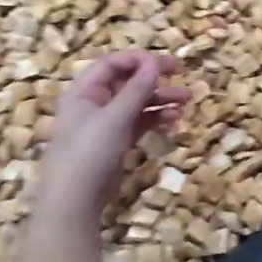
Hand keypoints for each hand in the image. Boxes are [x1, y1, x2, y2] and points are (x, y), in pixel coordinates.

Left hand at [36, 53, 188, 226]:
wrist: (75, 201)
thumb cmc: (89, 152)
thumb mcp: (115, 118)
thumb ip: (136, 89)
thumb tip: (154, 63)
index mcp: (83, 90)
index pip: (112, 64)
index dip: (138, 60)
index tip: (164, 64)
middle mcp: (93, 102)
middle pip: (125, 81)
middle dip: (153, 78)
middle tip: (180, 73)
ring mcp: (104, 123)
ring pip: (135, 103)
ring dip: (159, 99)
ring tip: (186, 100)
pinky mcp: (115, 142)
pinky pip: (137, 122)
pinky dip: (154, 119)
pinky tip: (173, 118)